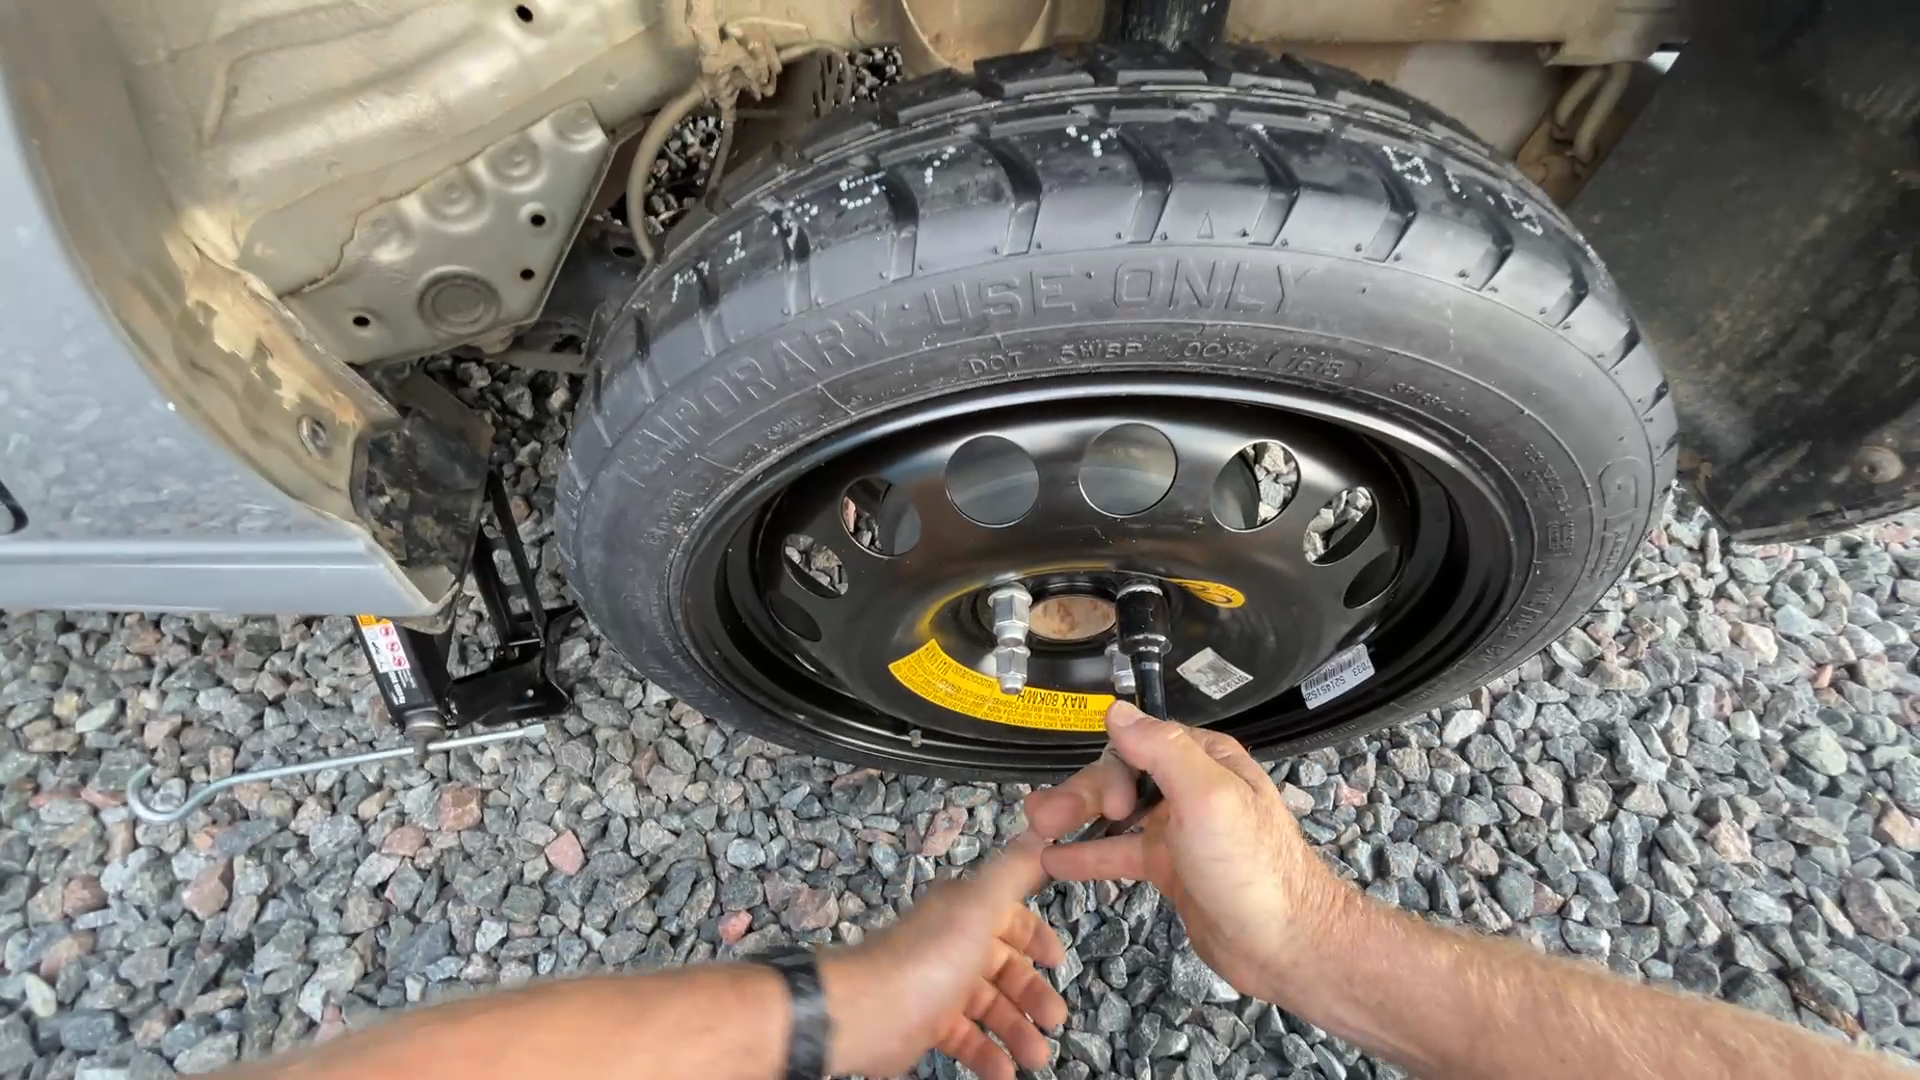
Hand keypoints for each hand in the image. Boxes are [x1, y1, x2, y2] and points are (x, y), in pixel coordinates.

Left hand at [819, 832, 1067, 1079]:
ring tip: (1036, 1057)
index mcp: (967, 910)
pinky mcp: (929, 1024)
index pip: (1010, 918)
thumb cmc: (931, 956)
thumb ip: (1014, 871)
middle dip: (1033, 993)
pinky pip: (967, 1039)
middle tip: (1055, 1020)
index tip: (1058, 961)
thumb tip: (1040, 833)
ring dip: (1017, 1030)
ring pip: (990, 1006)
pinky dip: (988, 1056)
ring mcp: (942, 985)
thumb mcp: (980, 905)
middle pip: (1005, 967)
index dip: (1036, 937)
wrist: (868, 1010)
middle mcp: (955, 943)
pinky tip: (1004, 1074)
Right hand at [1024, 702, 1355, 1001]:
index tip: (1111, 807)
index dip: (1114, 770)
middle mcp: (1187, 787)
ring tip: (1035, 829)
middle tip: (1042, 818)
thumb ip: (1162, 749)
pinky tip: (1054, 860)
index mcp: (1203, 760)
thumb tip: (1117, 710)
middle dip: (1079, 795)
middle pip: (1118, 778)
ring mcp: (1176, 828)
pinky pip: (1118, 851)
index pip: (1138, 744)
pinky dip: (1086, 853)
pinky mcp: (1168, 867)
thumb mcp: (1208, 796)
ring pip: (1111, 813)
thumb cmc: (1253, 867)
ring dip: (1073, 818)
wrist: (1289, 949)